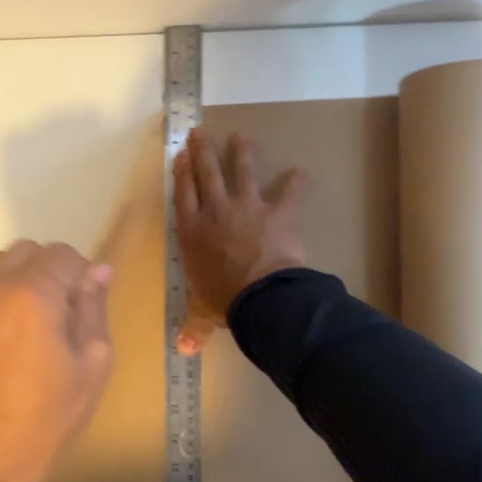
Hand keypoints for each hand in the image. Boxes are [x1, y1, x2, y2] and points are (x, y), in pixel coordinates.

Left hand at [0, 240, 115, 481]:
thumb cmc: (48, 416)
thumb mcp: (92, 364)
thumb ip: (94, 308)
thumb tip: (98, 269)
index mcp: (33, 296)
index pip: (64, 256)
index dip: (78, 279)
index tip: (77, 309)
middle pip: (27, 252)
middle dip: (45, 276)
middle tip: (49, 321)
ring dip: (9, 278)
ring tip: (13, 320)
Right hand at [173, 130, 306, 353]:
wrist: (259, 298)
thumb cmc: (223, 301)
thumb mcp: (202, 313)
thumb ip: (194, 326)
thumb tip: (184, 350)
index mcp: (192, 232)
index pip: (183, 194)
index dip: (182, 173)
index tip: (181, 155)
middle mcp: (215, 212)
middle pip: (206, 174)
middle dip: (202, 151)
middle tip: (199, 132)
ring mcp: (247, 208)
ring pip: (242, 171)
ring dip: (241, 152)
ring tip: (240, 137)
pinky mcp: (278, 212)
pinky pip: (290, 192)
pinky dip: (296, 182)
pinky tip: (299, 172)